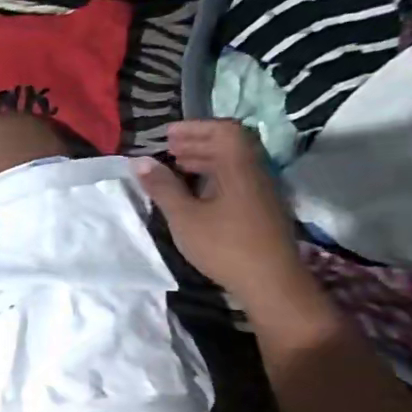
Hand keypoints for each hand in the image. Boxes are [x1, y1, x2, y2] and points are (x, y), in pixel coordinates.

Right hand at [135, 120, 307, 300]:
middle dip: (197, 142)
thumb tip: (139, 161)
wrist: (272, 284)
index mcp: (240, 169)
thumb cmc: (225, 246)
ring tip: (175, 168)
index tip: (168, 135)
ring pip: (233, 164)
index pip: (225, 130)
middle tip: (167, 148)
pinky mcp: (262, 210)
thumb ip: (162, 187)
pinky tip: (195, 193)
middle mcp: (256, 174)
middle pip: (230, 144)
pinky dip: (213, 176)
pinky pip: (237, 180)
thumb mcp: (184, 217)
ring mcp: (262, 193)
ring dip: (204, 160)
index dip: (197, 127)